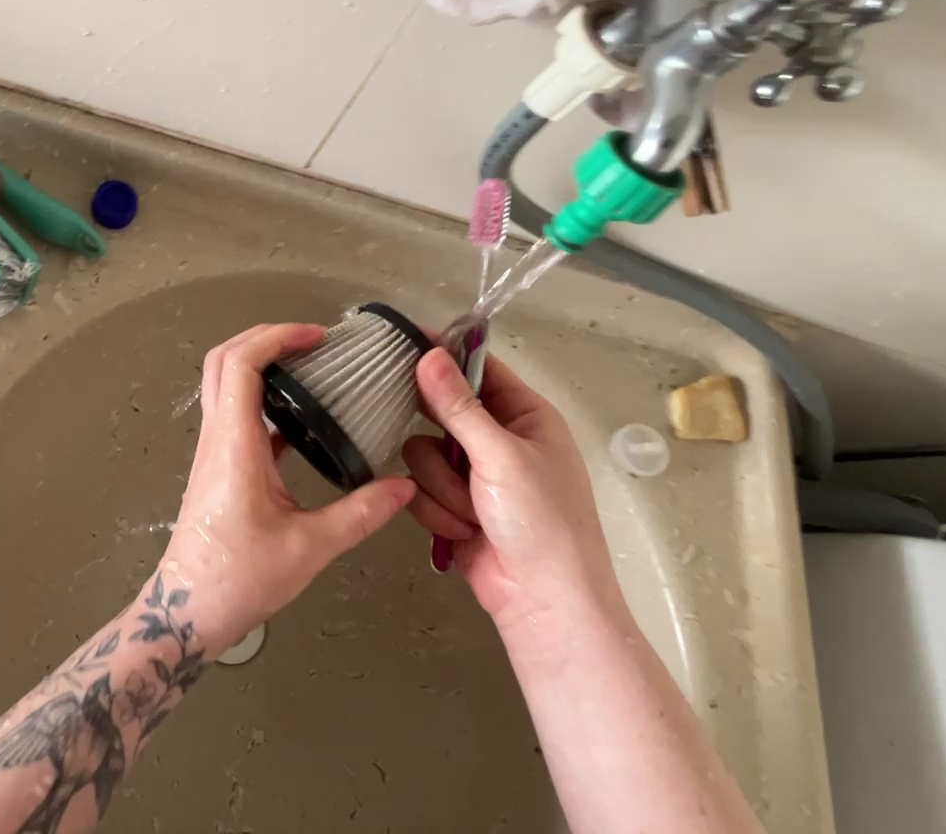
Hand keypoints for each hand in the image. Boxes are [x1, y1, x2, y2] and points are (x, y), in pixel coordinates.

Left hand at [159, 323, 416, 649]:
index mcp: (235, 443)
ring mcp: (214, 450)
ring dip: (259, 364)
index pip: (241, 363)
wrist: (190, 608)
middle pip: (223, 361)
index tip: (316, 336)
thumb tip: (403, 488)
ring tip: (308, 368)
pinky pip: (236, 416)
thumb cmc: (240, 577)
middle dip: (263, 338)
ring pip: (224, 385)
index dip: (276, 337)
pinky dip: (263, 401)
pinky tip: (301, 420)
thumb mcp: (310, 546)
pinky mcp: (218, 467)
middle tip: (310, 341)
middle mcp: (218, 437)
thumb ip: (361, 513)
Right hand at [402, 351, 625, 626]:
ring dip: (441, 486)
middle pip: (440, 411)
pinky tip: (461, 530)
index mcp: (524, 416)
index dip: (443, 354)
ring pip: (420, 452)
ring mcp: (471, 473)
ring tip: (471, 512)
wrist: (543, 603)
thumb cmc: (542, 522)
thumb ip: (458, 406)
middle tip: (432, 442)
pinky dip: (435, 509)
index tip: (402, 341)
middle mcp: (496, 439)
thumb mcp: (502, 458)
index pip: (478, 368)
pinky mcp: (449, 503)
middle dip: (442, 440)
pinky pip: (417, 487)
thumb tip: (428, 355)